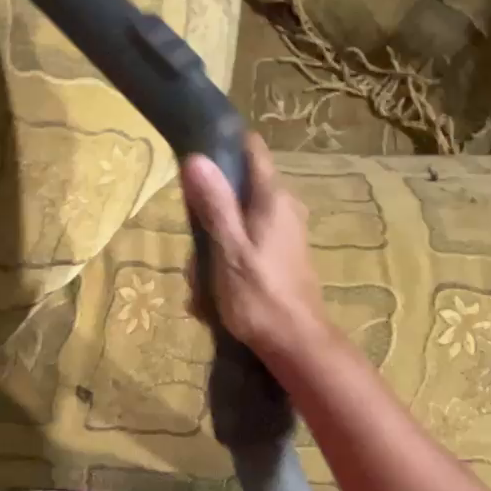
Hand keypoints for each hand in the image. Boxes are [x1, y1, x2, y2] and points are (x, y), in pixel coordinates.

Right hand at [180, 135, 333, 363]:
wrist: (295, 343)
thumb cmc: (258, 297)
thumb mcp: (228, 250)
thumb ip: (214, 205)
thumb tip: (195, 158)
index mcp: (272, 198)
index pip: (251, 150)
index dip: (224, 147)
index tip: (196, 161)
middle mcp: (284, 208)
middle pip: (237, 195)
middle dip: (209, 220)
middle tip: (195, 259)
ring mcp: (286, 234)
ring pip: (237, 227)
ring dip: (214, 254)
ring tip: (203, 291)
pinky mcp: (284, 259)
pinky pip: (246, 250)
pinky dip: (228, 269)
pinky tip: (215, 300)